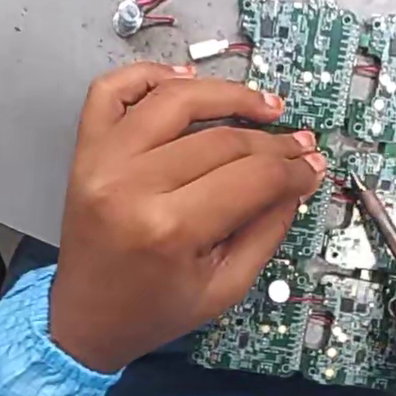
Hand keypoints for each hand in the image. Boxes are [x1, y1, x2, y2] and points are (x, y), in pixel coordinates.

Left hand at [51, 62, 327, 371]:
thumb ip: (267, 231)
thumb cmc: (152, 311)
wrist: (85, 320)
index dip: (293, 170)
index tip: (311, 168)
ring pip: (175, 99)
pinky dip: (148, 75)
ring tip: (261, 106)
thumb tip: (298, 180)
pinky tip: (186, 81)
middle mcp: (131, 186)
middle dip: (272, 142)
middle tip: (298, 145)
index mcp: (169, 230)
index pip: (252, 177)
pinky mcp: (84, 153)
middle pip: (221, 139)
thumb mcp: (224, 288)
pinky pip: (111, 90)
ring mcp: (101, 163)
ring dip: (226, 94)